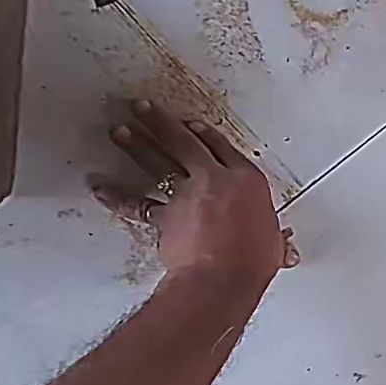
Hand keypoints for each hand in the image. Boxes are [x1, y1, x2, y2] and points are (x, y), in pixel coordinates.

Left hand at [92, 101, 295, 286]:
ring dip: (137, 144)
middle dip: (161, 122)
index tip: (193, 124)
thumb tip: (284, 249)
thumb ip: (275, 240)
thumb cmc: (252, 261)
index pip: (223, 148)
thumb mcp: (272, 245)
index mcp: (246, 180)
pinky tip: (101, 186)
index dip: (207, 134)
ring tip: (120, 130)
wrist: (223, 276)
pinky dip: (117, 196)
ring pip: (157, 163)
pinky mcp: (164, 216)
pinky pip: (137, 204)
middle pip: (184, 142)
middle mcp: (214, 179)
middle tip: (143, 108)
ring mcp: (186, 195)